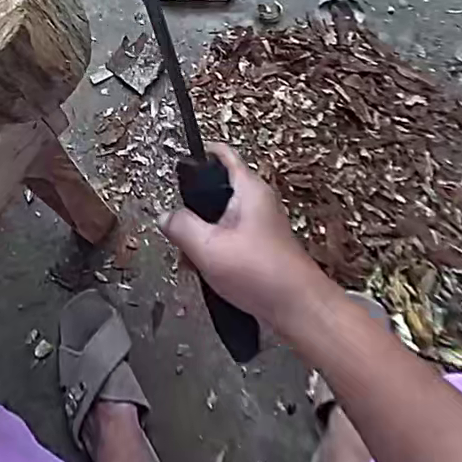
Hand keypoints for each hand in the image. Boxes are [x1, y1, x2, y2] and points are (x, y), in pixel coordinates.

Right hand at [161, 143, 334, 326]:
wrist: (295, 306)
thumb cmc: (261, 272)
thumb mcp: (208, 247)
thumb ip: (181, 226)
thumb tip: (166, 215)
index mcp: (249, 189)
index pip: (224, 156)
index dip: (201, 155)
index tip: (182, 162)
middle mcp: (258, 201)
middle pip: (217, 192)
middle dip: (194, 211)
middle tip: (180, 229)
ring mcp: (261, 223)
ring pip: (221, 219)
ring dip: (203, 237)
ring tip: (192, 259)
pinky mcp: (261, 245)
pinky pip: (230, 238)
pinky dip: (215, 250)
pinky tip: (207, 273)